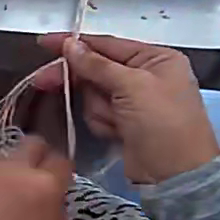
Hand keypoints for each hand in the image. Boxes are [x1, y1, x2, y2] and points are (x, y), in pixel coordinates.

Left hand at [0, 136, 72, 219]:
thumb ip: (55, 201)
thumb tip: (50, 187)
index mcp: (45, 185)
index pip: (62, 159)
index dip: (62, 171)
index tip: (59, 181)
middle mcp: (14, 170)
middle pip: (31, 143)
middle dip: (38, 157)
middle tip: (35, 178)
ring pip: (4, 155)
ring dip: (10, 169)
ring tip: (7, 194)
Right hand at [32, 34, 218, 184]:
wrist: (176, 176)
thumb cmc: (162, 123)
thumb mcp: (132, 86)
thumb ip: (96, 64)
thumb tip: (70, 43)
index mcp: (155, 58)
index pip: (106, 44)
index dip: (74, 43)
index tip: (45, 42)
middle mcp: (145, 75)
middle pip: (96, 68)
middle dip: (78, 80)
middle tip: (43, 82)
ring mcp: (134, 100)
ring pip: (93, 93)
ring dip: (97, 108)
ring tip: (114, 122)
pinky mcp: (124, 122)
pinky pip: (98, 112)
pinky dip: (101, 121)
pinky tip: (115, 132)